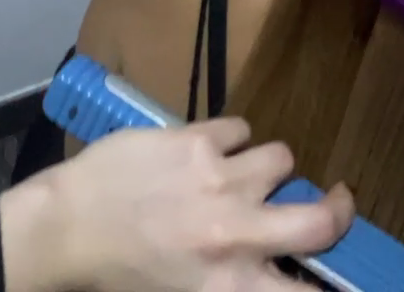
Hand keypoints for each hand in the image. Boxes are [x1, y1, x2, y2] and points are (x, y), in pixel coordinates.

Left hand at [26, 118, 354, 291]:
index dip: (330, 283)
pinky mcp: (197, 138)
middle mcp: (235, 235)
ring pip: (282, 159)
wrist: (67, 228)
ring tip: (245, 170)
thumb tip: (272, 267)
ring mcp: (218, 180)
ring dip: (270, 167)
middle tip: (335, 201)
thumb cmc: (121, 276)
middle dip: (336, 209)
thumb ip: (236, 283)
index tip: (334, 267)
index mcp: (231, 289)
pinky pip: (241, 127)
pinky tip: (207, 149)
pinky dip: (232, 138)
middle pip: (319, 220)